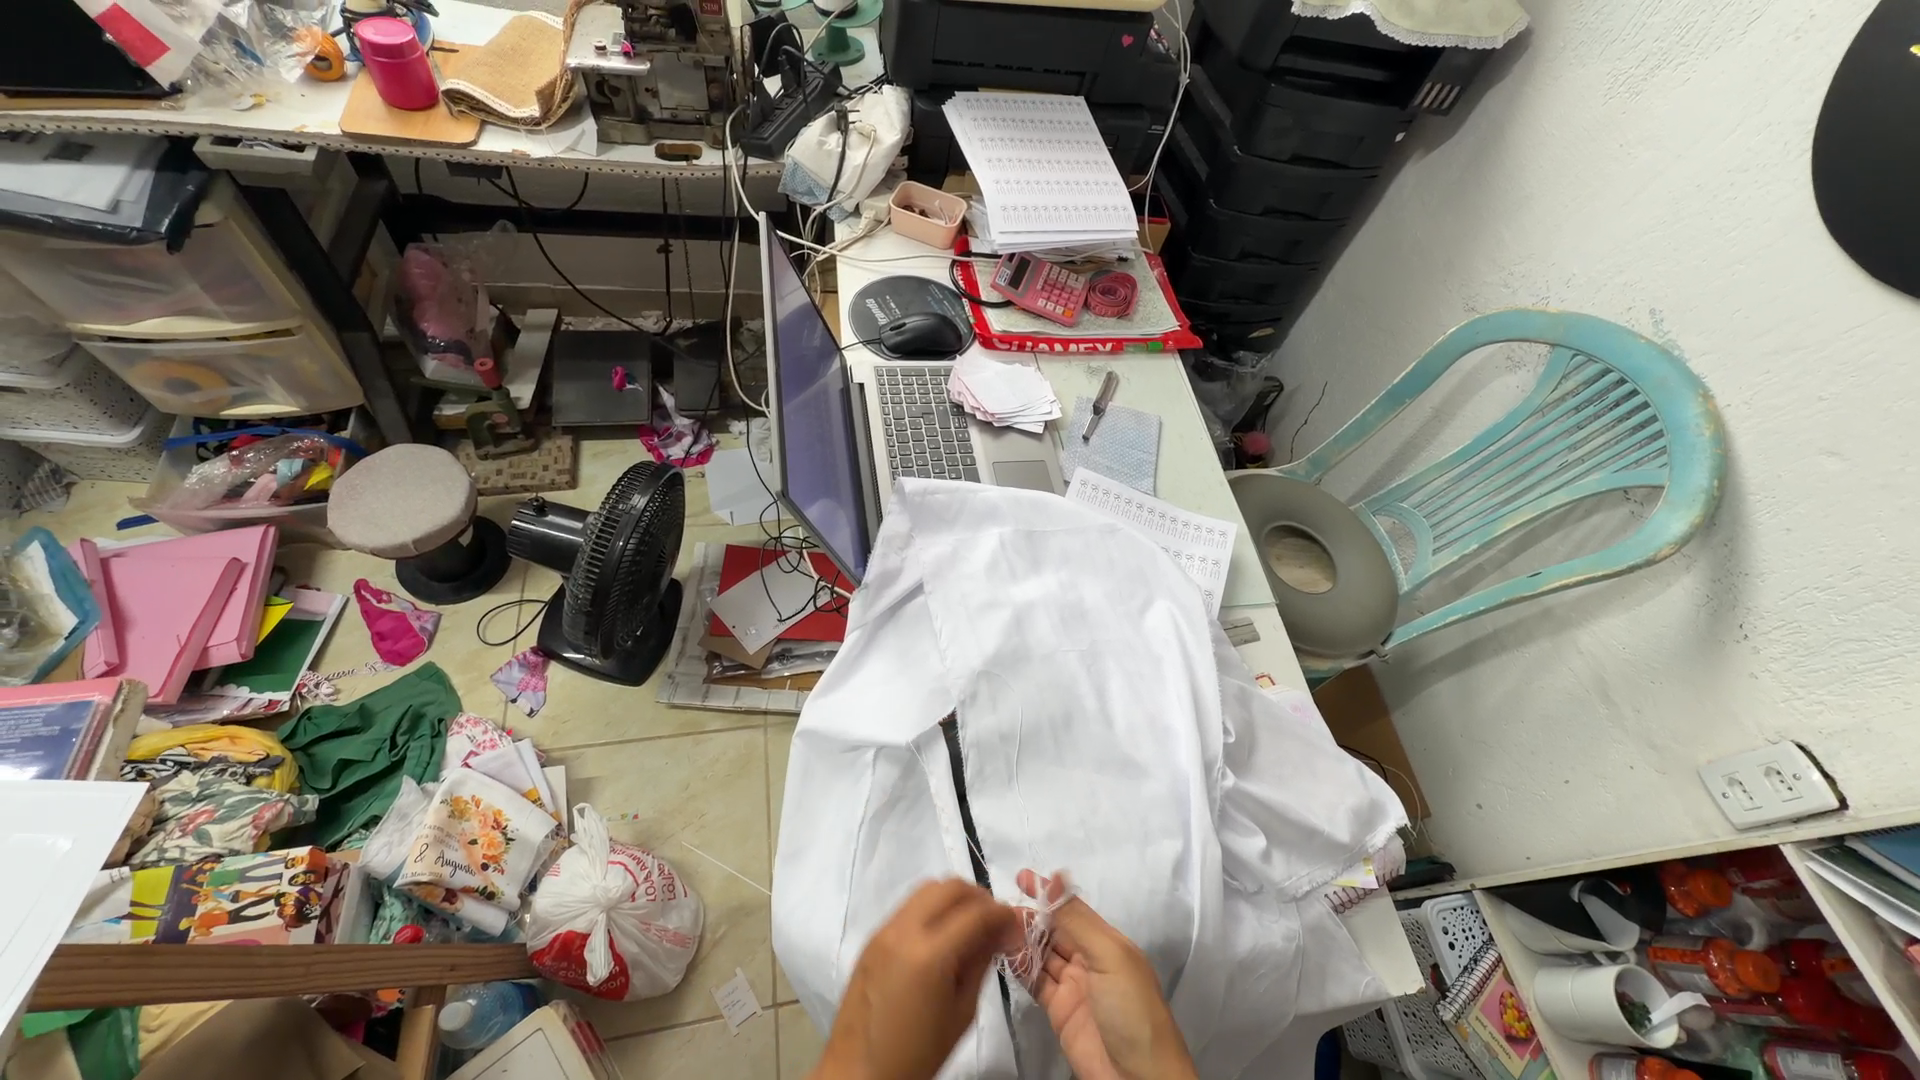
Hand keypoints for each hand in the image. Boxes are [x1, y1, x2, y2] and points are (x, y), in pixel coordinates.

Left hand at [810, 879, 1023, 1079]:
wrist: (859, 1071)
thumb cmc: (918, 1053)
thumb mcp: (961, 1012)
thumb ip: (981, 962)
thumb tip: (999, 932)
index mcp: (929, 954)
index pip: (976, 913)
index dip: (1003, 913)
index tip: (1016, 925)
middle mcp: (904, 931)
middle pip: (950, 887)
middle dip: (979, 897)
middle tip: (994, 921)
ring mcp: (884, 930)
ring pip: (926, 889)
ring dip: (954, 898)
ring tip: (970, 924)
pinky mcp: (872, 937)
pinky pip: (908, 906)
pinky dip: (932, 908)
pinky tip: (942, 934)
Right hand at [1019, 869, 1197, 1079]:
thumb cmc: (1132, 1010)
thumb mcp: (1109, 957)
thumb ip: (1077, 920)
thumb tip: (1056, 877)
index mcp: (1107, 943)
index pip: (1072, 910)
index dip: (1048, 893)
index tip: (1021, 876)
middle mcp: (1090, 960)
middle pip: (1054, 931)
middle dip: (1029, 916)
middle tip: (998, 906)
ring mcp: (1074, 987)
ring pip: (1042, 954)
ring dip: (1021, 939)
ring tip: (994, 926)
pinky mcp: (1059, 1011)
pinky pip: (1035, 981)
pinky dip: (1020, 967)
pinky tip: (1002, 952)